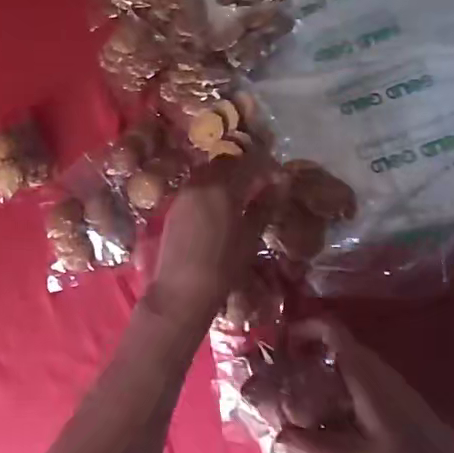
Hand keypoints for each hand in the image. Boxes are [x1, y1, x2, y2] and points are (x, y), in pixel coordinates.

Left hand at [147, 157, 264, 324]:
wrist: (181, 290)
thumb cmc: (223, 268)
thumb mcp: (250, 238)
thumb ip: (264, 207)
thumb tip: (278, 186)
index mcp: (223, 188)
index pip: (249, 163)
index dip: (266, 166)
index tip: (279, 176)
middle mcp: (201, 183)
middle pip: (226, 162)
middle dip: (245, 166)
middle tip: (261, 180)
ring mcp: (184, 192)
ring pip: (209, 171)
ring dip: (227, 175)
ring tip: (243, 191)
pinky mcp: (174, 204)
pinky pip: (197, 184)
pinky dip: (212, 185)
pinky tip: (222, 202)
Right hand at [276, 318, 453, 452]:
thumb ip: (317, 446)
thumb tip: (276, 437)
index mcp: (366, 374)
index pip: (332, 329)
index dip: (303, 327)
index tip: (278, 344)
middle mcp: (374, 370)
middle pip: (332, 345)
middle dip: (301, 354)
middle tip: (276, 375)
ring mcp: (385, 384)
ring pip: (342, 364)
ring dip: (315, 373)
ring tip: (291, 397)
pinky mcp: (390, 400)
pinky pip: (353, 381)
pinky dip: (331, 389)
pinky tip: (320, 417)